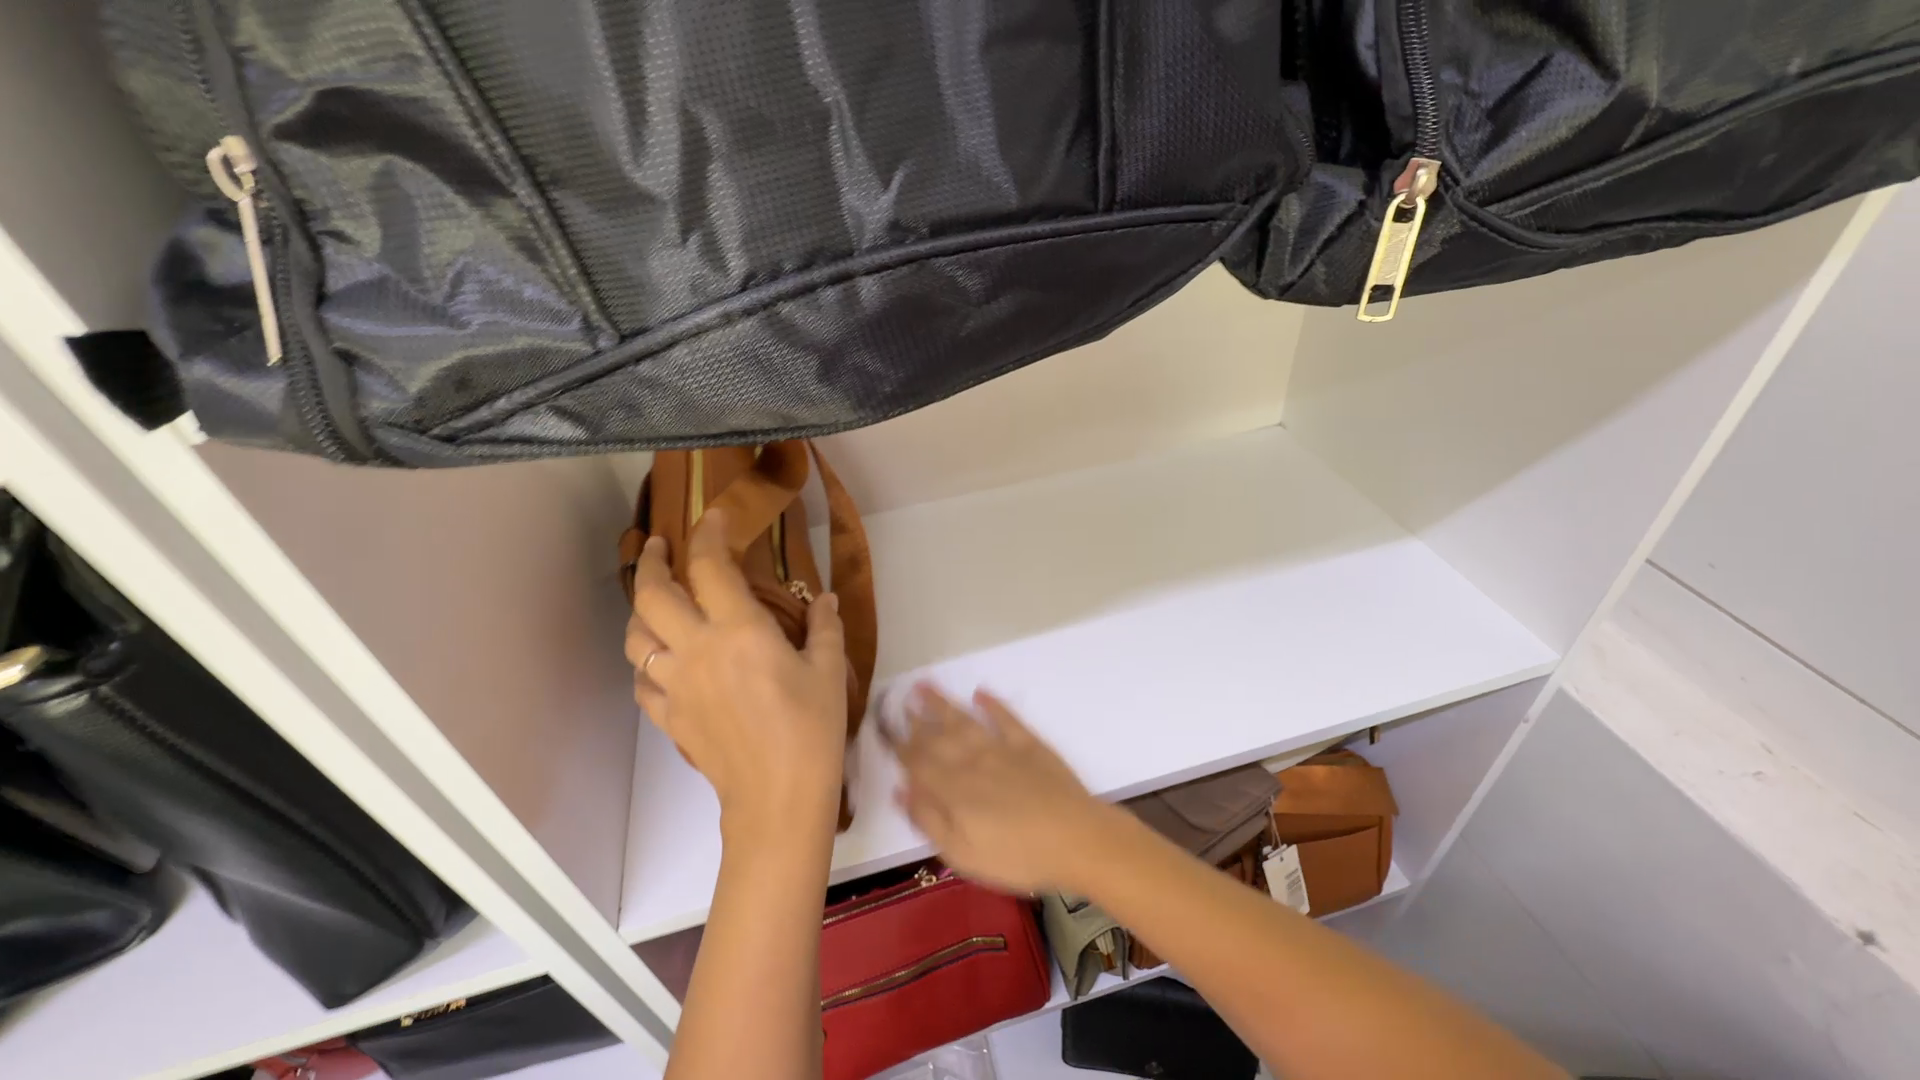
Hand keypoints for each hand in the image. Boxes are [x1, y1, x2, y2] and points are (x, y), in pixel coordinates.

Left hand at [626, 509, 848, 836]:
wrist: (778, 795)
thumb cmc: (811, 729)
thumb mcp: (829, 671)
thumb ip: (824, 628)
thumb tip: (823, 600)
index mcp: (739, 630)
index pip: (709, 565)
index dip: (707, 533)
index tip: (711, 516)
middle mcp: (697, 649)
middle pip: (652, 594)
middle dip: (653, 563)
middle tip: (661, 547)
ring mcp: (676, 685)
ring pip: (636, 637)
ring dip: (640, 612)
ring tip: (654, 602)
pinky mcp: (669, 717)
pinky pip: (642, 681)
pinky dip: (646, 663)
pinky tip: (661, 661)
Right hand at [886, 684, 1121, 893]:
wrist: (1078, 840)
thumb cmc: (1017, 858)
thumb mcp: (963, 854)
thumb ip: (930, 821)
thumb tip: (901, 790)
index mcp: (953, 790)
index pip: (917, 763)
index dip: (898, 746)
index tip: (882, 728)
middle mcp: (972, 762)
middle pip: (938, 737)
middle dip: (915, 720)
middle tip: (896, 701)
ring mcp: (1003, 750)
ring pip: (965, 722)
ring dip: (943, 704)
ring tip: (923, 686)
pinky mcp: (1031, 746)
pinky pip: (1007, 719)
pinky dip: (993, 705)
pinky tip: (980, 694)